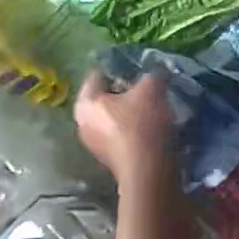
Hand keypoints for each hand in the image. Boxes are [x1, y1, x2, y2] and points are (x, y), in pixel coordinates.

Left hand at [75, 71, 174, 187]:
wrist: (147, 169)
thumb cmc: (141, 124)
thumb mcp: (151, 90)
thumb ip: (152, 76)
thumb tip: (157, 74)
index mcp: (85, 101)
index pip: (98, 75)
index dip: (119, 69)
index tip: (138, 72)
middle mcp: (82, 123)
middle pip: (104, 99)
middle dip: (125, 94)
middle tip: (147, 92)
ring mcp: (94, 145)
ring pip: (113, 120)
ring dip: (130, 115)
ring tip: (152, 113)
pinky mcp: (110, 161)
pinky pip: (120, 138)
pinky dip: (133, 133)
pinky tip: (151, 133)